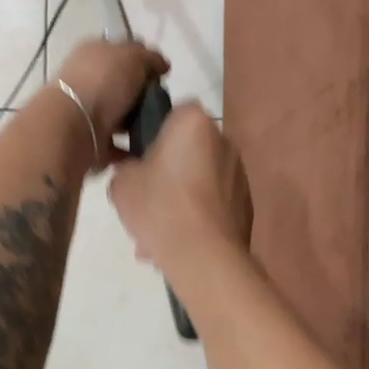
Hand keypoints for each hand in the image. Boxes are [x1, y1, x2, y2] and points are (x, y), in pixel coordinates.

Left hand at [52, 39, 170, 151]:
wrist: (73, 127)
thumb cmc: (103, 83)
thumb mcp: (133, 57)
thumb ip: (150, 58)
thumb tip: (161, 65)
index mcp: (93, 53)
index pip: (121, 52)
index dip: (142, 61)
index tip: (162, 75)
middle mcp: (86, 80)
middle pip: (120, 85)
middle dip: (141, 94)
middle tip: (163, 104)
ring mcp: (85, 112)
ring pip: (117, 115)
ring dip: (135, 123)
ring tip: (158, 129)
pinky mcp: (88, 141)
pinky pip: (115, 145)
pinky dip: (129, 149)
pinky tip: (147, 151)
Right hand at [108, 103, 251, 272]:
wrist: (202, 255)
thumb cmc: (159, 207)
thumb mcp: (122, 184)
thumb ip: (126, 168)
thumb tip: (135, 172)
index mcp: (193, 122)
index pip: (173, 113)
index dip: (154, 134)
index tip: (140, 158)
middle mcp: (223, 140)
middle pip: (188, 150)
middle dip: (169, 172)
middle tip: (147, 200)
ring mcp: (239, 174)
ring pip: (200, 181)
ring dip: (181, 199)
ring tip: (158, 234)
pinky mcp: (246, 205)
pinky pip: (213, 205)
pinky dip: (197, 217)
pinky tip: (178, 242)